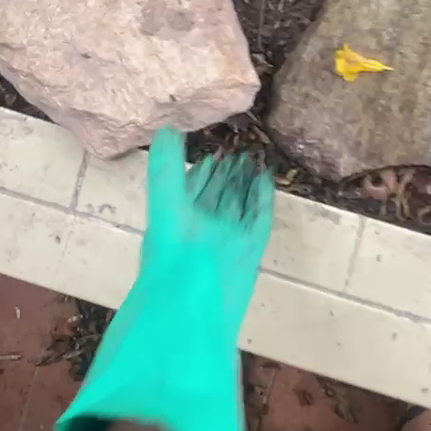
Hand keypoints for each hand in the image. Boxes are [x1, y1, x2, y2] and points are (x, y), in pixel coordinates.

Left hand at [142, 128, 273, 303]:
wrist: (191, 303)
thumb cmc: (171, 251)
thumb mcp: (164, 200)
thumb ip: (165, 166)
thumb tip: (167, 128)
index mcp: (178, 219)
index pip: (192, 188)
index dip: (201, 171)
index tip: (212, 150)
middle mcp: (203, 227)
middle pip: (218, 194)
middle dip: (227, 173)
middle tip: (239, 148)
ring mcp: (228, 237)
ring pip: (238, 201)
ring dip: (245, 180)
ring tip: (254, 155)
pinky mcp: (250, 247)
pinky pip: (259, 215)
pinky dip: (263, 195)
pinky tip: (266, 175)